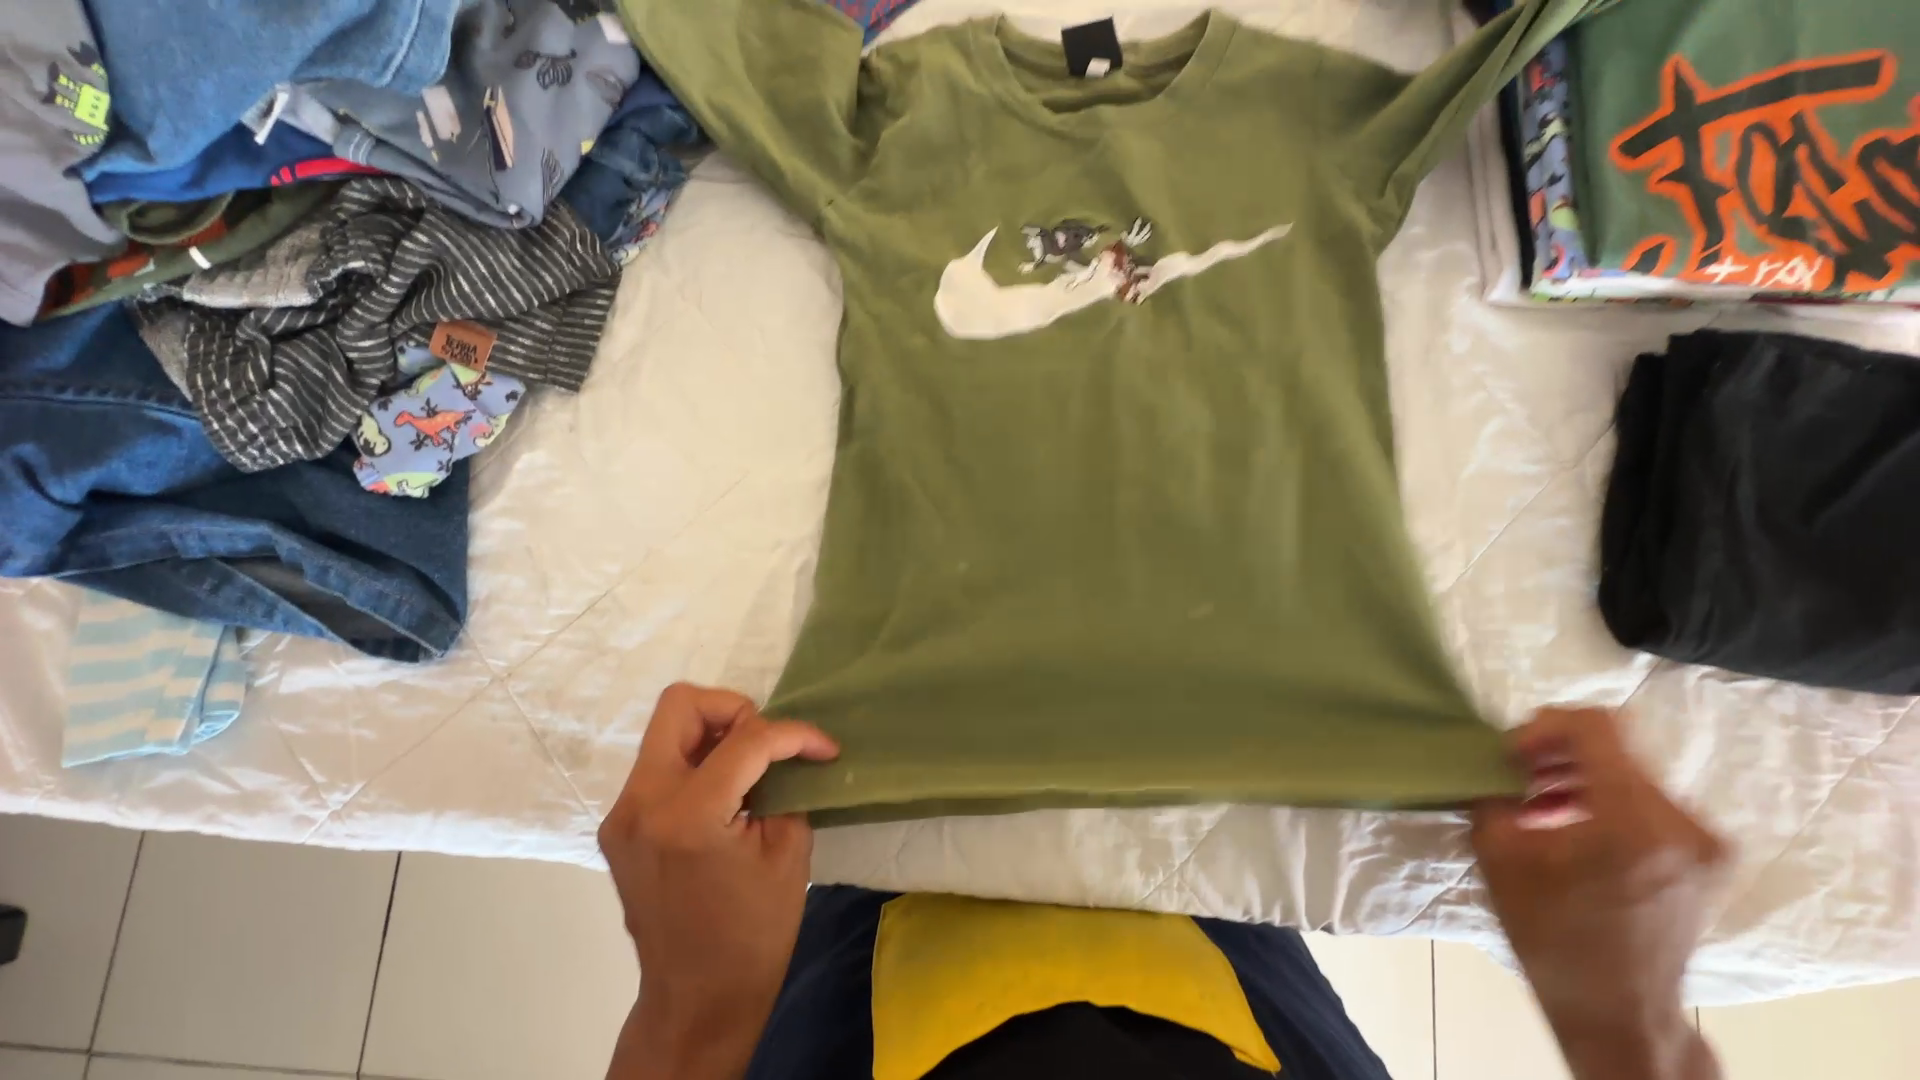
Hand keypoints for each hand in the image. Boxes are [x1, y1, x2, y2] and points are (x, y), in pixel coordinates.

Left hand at [599, 684, 837, 1079]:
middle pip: (681, 706)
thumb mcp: (789, 853)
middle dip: (734, 710)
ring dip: (713, 735)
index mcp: (688, 815)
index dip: (795, 735)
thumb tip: (788, 755)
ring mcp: (622, 815)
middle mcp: (642, 803)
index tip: (825, 748)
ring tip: (750, 770)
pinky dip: (697, 764)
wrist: (696, 1001)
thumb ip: (786, 788)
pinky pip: (659, 767)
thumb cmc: (753, 935)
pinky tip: (725, 798)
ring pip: (666, 732)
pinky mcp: (620, 827)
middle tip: (767, 745)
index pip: (747, 739)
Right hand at [1472, 708, 1727, 1079]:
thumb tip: (1493, 759)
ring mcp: (1704, 840)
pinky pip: (1649, 798)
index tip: (1513, 755)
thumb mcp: (1498, 853)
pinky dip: (1605, 797)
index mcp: (1632, 822)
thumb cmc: (1549, 934)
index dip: (1545, 725)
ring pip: (1631, 769)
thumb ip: (1494, 791)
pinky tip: (1571, 824)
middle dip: (1557, 752)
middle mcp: (1682, 823)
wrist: (1618, 1009)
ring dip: (1579, 774)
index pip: (1596, 727)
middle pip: (1615, 746)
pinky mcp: (1706, 854)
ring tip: (1540, 803)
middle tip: (1518, 776)